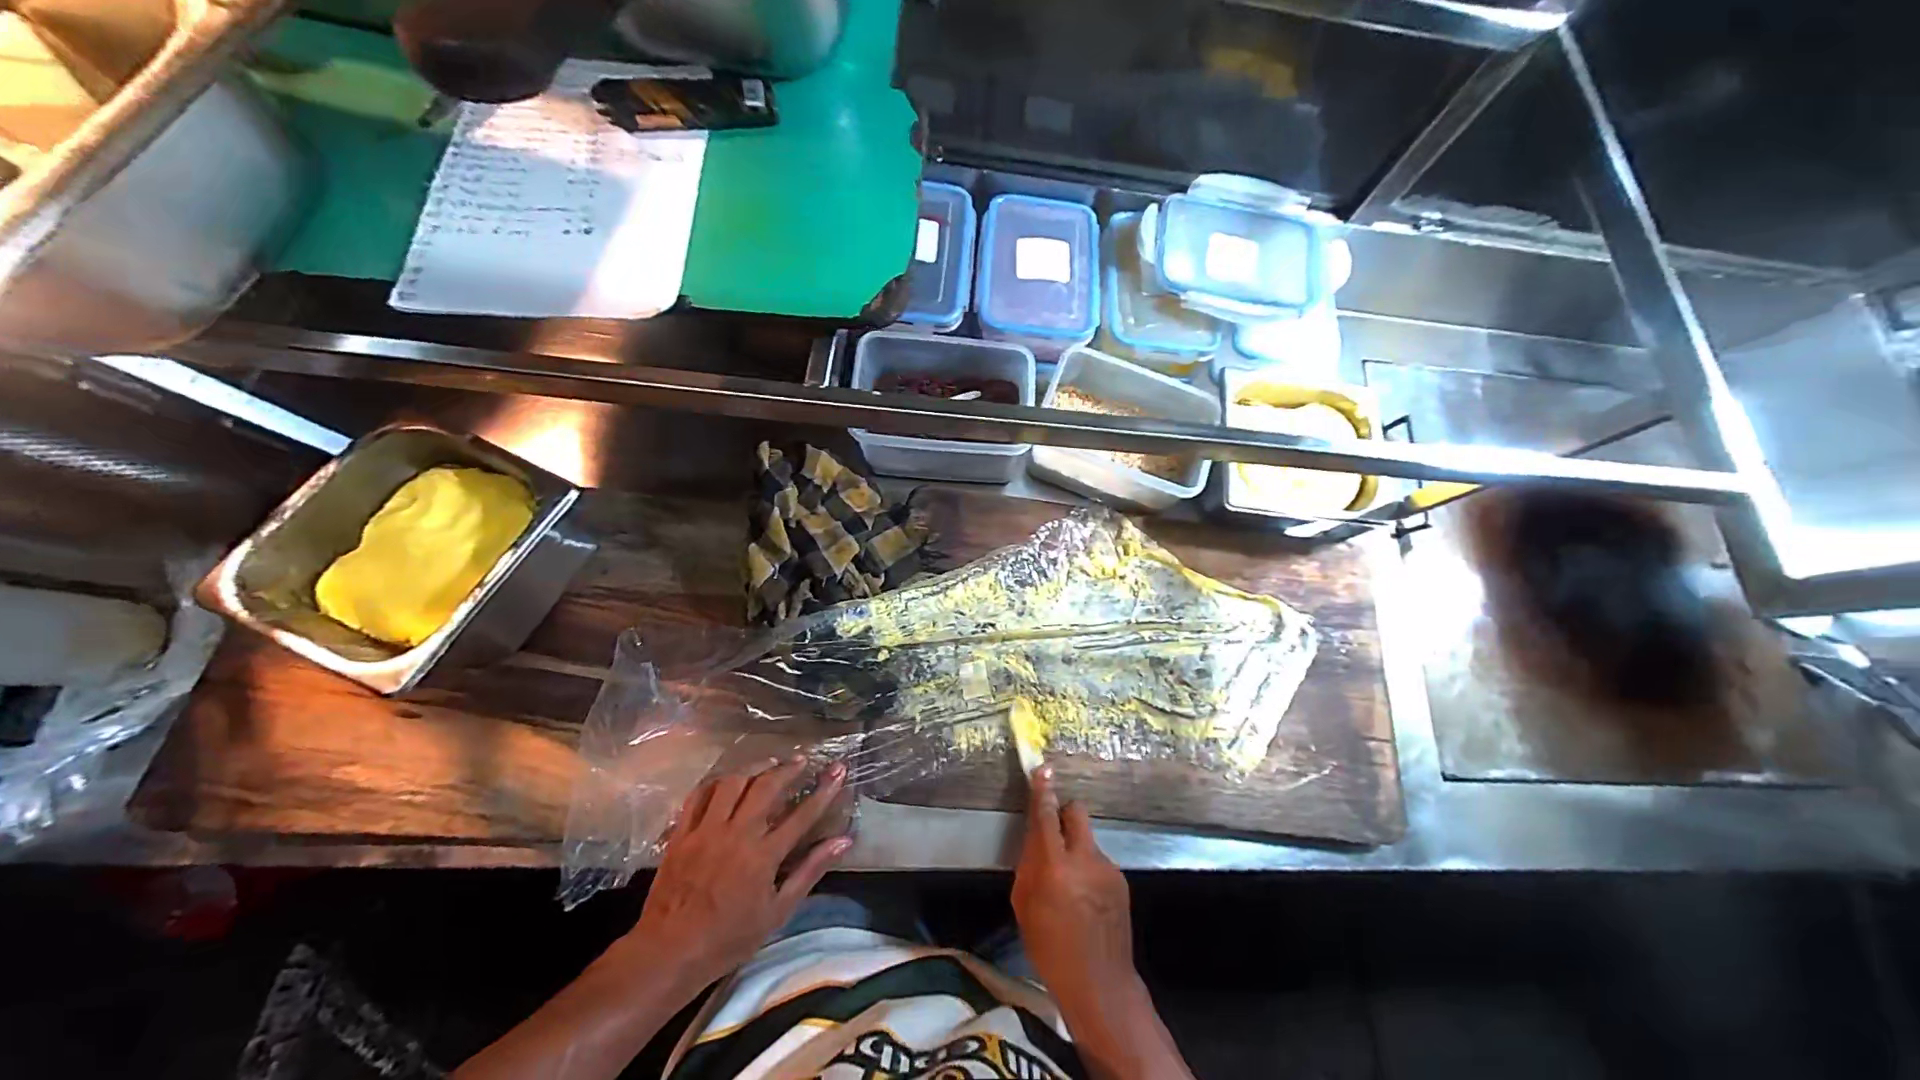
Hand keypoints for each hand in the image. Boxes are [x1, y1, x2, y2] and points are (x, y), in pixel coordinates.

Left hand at [620, 757, 850, 989]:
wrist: (669, 951)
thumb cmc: (729, 938)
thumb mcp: (778, 912)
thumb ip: (810, 871)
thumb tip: (843, 841)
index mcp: (764, 855)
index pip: (802, 814)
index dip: (824, 790)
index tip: (838, 770)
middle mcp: (737, 834)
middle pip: (766, 787)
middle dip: (788, 769)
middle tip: (800, 760)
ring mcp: (706, 830)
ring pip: (732, 783)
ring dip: (753, 769)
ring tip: (766, 765)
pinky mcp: (681, 833)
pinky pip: (699, 795)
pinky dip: (716, 783)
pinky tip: (727, 782)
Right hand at [1012, 764, 1135, 1002]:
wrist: (1099, 982)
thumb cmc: (1050, 947)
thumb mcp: (1024, 904)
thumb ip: (1029, 865)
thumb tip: (1035, 838)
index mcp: (1055, 866)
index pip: (1046, 816)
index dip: (1042, 791)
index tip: (1042, 770)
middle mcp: (1085, 858)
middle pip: (1077, 812)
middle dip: (1063, 813)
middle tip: (1052, 832)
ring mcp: (1108, 868)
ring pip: (1087, 839)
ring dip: (1074, 849)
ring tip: (1067, 884)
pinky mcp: (1121, 880)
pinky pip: (1097, 861)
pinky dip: (1087, 869)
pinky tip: (1084, 898)